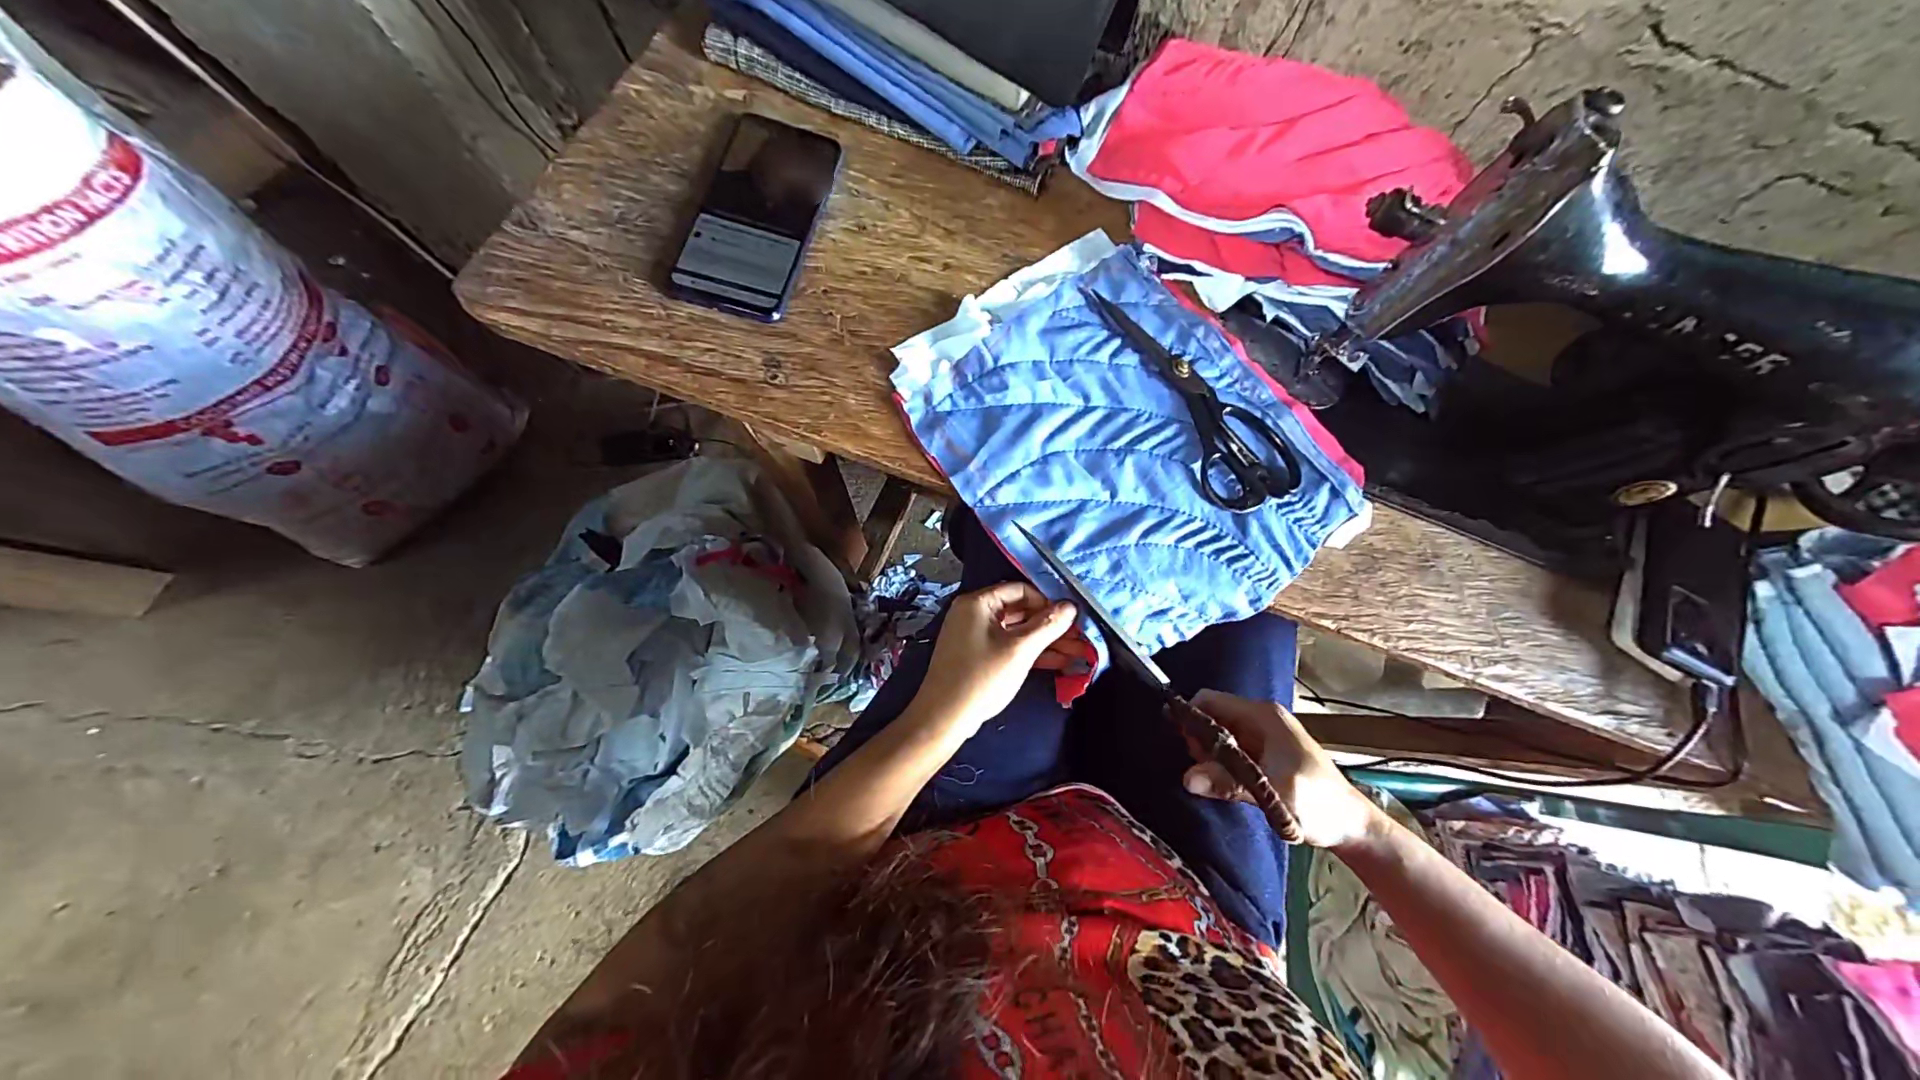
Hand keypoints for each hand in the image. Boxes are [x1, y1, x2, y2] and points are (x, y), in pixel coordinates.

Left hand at [909, 582, 1075, 735]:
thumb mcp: (1020, 650)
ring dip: (1045, 641)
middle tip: (1080, 637)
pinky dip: (1031, 652)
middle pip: (1020, 610)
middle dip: (1051, 625)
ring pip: (1018, 631)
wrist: (945, 717)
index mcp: (978, 602)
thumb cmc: (981, 678)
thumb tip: (1070, 606)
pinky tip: (1058, 662)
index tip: (1070, 619)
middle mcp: (974, 613)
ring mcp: (975, 635)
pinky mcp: (979, 656)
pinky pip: (1009, 646)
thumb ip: (1047, 626)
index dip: (1047, 602)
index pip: (1021, 590)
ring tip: (1077, 652)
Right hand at [1180, 690, 1385, 851]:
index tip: (1181, 746)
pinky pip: (1228, 748)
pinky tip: (1221, 782)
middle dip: (1197, 739)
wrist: (1353, 827)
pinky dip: (1219, 762)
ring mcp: (1261, 735)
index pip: (1209, 699)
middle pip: (1210, 716)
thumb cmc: (1318, 804)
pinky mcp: (1262, 753)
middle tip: (1199, 768)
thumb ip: (1229, 782)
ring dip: (1208, 755)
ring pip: (1217, 733)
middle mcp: (1259, 718)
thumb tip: (1187, 778)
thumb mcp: (1272, 794)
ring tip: (1212, 779)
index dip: (1189, 717)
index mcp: (1262, 715)